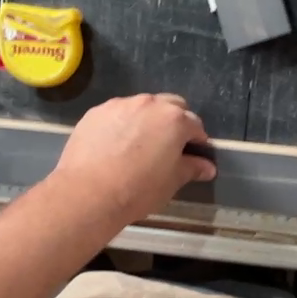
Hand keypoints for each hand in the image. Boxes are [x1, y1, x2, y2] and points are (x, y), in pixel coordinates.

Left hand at [52, 94, 215, 224]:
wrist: (88, 193)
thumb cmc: (138, 189)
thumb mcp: (171, 182)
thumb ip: (191, 168)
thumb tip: (208, 167)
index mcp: (174, 120)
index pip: (195, 125)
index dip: (196, 141)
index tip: (193, 155)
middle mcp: (149, 104)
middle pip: (170, 106)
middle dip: (174, 122)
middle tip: (167, 146)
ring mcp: (120, 105)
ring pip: (141, 107)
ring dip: (146, 120)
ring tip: (138, 145)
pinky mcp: (96, 112)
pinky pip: (117, 114)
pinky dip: (121, 124)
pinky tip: (114, 145)